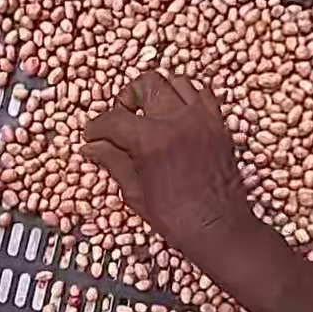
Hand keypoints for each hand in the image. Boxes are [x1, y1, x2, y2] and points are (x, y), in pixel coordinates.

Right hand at [82, 71, 256, 260]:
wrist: (219, 229)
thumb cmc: (177, 218)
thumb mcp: (135, 192)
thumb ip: (114, 162)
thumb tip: (93, 148)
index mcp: (152, 140)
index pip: (114, 118)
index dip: (97, 127)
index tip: (92, 136)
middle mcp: (178, 121)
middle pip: (146, 84)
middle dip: (127, 98)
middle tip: (120, 120)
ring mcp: (202, 120)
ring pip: (176, 82)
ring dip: (157, 94)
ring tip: (148, 116)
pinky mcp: (219, 126)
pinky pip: (201, 95)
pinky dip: (185, 99)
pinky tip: (175, 119)